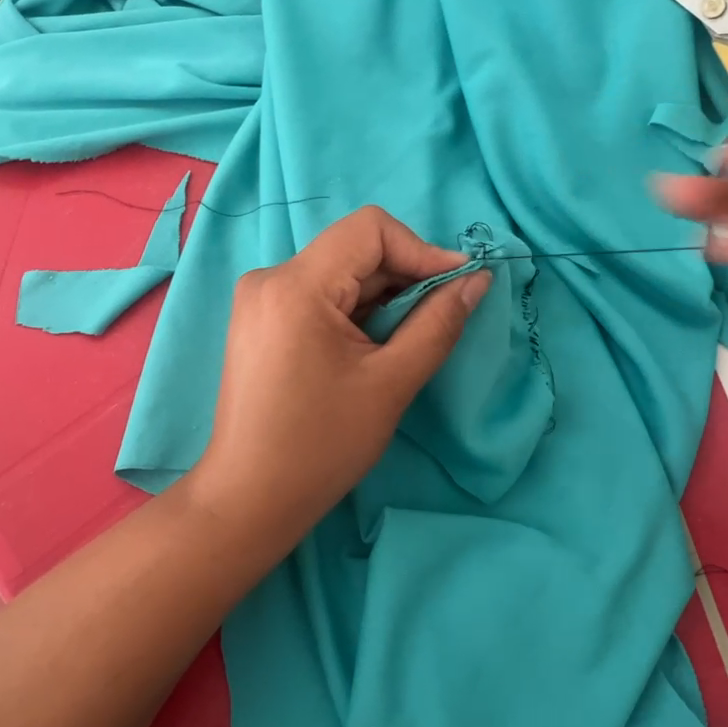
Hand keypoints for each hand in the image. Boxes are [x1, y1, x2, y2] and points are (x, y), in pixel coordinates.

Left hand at [192, 206, 491, 537]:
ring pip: (339, 272)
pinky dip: (355, 310)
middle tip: (441, 317)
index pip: (370, 229)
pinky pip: (319, 294)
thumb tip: (478, 280)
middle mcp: (270, 278)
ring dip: (382, 296)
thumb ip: (438, 323)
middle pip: (354, 249)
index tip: (458, 285)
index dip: (421, 250)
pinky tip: (373, 346)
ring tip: (406, 340)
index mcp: (296, 285)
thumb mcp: (390, 382)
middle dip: (405, 276)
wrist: (250, 497)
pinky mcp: (260, 320)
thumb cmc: (321, 444)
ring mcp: (260, 299)